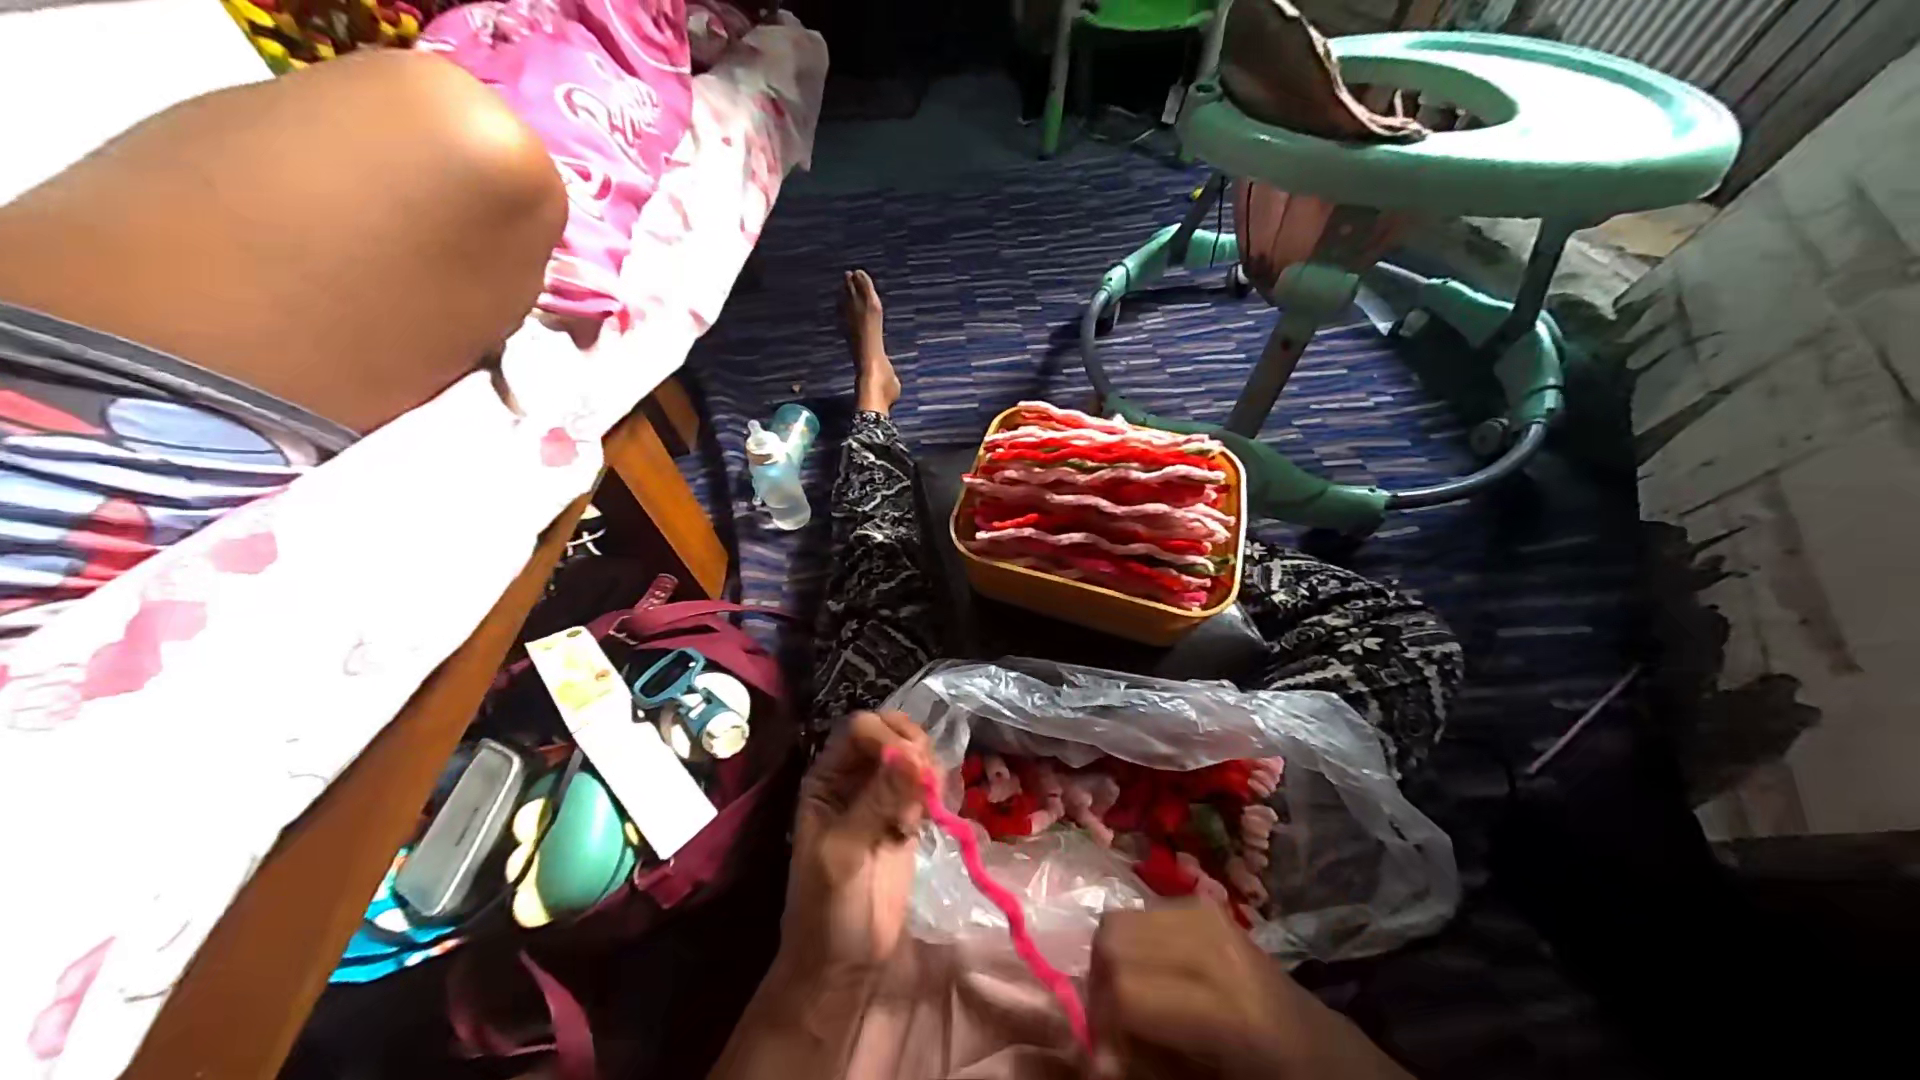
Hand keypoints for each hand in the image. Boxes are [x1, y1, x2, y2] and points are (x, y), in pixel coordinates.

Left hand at [780, 710, 933, 981]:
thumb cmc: (827, 907)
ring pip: (912, 755)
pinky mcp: (906, 817)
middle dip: (912, 747)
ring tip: (918, 812)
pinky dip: (933, 791)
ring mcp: (882, 796)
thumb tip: (913, 757)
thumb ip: (877, 802)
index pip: (860, 728)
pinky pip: (926, 784)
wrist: (844, 961)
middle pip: (890, 732)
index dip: (886, 737)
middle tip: (924, 781)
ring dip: (926, 770)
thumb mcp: (844, 852)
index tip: (910, 765)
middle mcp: (854, 778)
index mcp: (827, 777)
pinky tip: (925, 819)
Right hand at [1089, 904, 1410, 1079]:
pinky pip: (1140, 913)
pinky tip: (1149, 978)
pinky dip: (1130, 946)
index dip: (1102, 1027)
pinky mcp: (1205, 905)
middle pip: (1113, 940)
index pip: (1126, 989)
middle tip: (1112, 1029)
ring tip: (1127, 1004)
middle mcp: (1216, 947)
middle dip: (1097, 988)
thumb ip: (1147, 1069)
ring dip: (1110, 964)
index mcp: (1229, 1010)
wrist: (1325, 1054)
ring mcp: (1211, 917)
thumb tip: (1094, 1056)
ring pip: (1119, 920)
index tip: (1106, 1062)